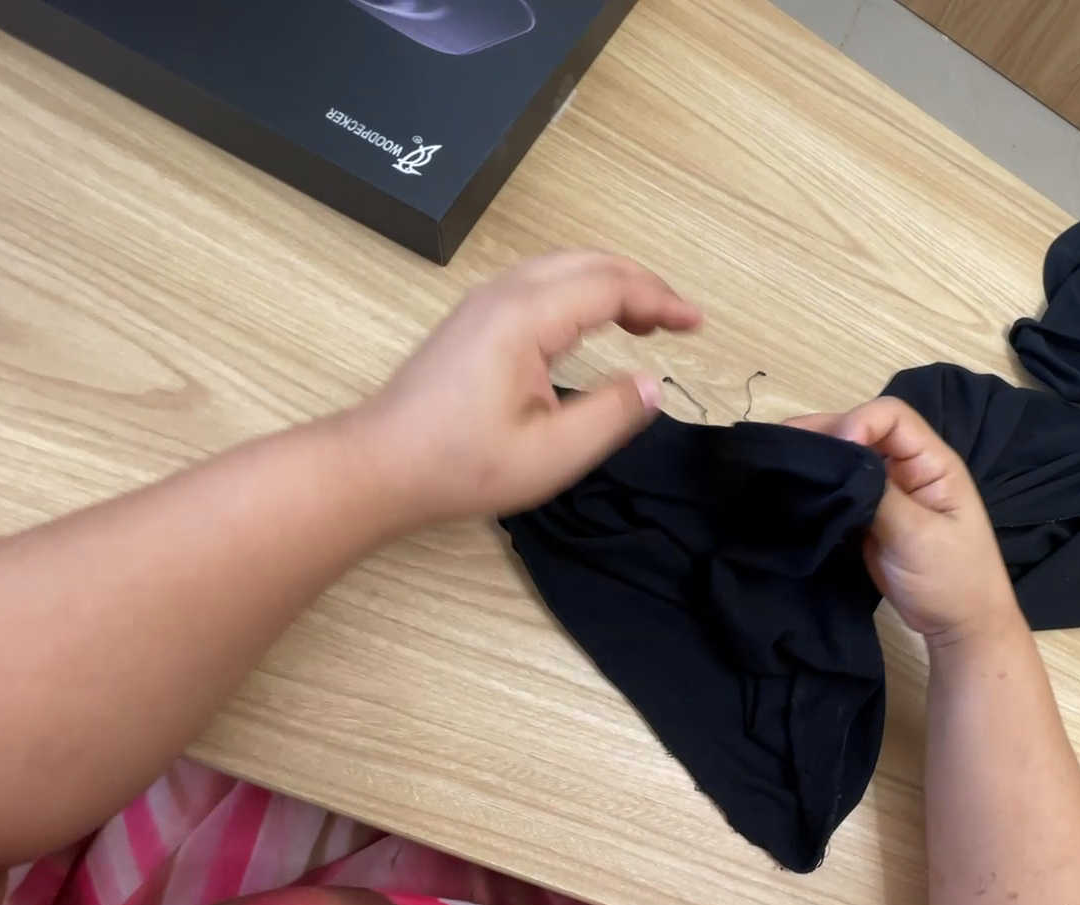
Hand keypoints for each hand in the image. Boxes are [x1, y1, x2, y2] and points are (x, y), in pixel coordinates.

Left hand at [345, 251, 701, 524]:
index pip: (609, 287)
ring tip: (650, 321)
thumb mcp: (553, 454)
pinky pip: (545, 284)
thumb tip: (654, 384)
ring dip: (615, 285)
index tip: (698, 323)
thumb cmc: (463, 465)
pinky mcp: (479, 319)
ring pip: (565, 267)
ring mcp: (486, 303)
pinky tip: (598, 323)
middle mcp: (505, 296)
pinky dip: (586, 293)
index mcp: (525, 320)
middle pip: (589, 262)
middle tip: (681, 318)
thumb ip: (612, 414)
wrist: (381, 466)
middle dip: (644, 284)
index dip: (661, 301)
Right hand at [787, 399, 1021, 647]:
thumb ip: (880, 496)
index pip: (892, 418)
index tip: (831, 452)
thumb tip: (839, 463)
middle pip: (863, 432)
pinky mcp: (870, 518)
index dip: (858, 423)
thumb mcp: (918, 536)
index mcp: (932, 463)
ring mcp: (888, 494)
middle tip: (780, 449)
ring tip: (777, 467)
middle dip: (824, 435)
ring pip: (847, 462)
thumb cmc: (953, 578)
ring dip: (816, 461)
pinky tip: (791, 495)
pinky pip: (841, 493)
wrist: (959, 626)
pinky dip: (817, 491)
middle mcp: (908, 469)